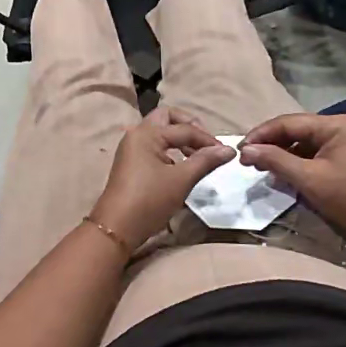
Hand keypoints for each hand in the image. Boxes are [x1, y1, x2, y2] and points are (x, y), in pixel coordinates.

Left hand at [91, 108, 234, 247]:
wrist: (117, 227)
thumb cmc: (149, 200)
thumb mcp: (181, 179)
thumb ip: (205, 161)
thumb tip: (228, 150)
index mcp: (146, 133)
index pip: (184, 128)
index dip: (207, 139)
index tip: (225, 153)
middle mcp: (136, 135)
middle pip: (167, 119)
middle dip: (189, 127)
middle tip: (206, 144)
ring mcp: (131, 149)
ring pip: (160, 133)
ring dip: (180, 140)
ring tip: (198, 157)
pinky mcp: (131, 164)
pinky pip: (154, 148)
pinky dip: (170, 152)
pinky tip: (182, 168)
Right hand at [239, 113, 345, 251]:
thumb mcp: (310, 180)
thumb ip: (275, 161)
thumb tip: (246, 149)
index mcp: (337, 125)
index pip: (288, 122)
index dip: (260, 135)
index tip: (239, 152)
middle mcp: (342, 128)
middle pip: (295, 131)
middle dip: (270, 146)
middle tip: (246, 163)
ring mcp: (345, 145)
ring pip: (302, 145)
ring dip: (281, 157)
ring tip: (260, 171)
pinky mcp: (345, 162)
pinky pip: (312, 157)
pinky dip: (295, 166)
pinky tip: (281, 178)